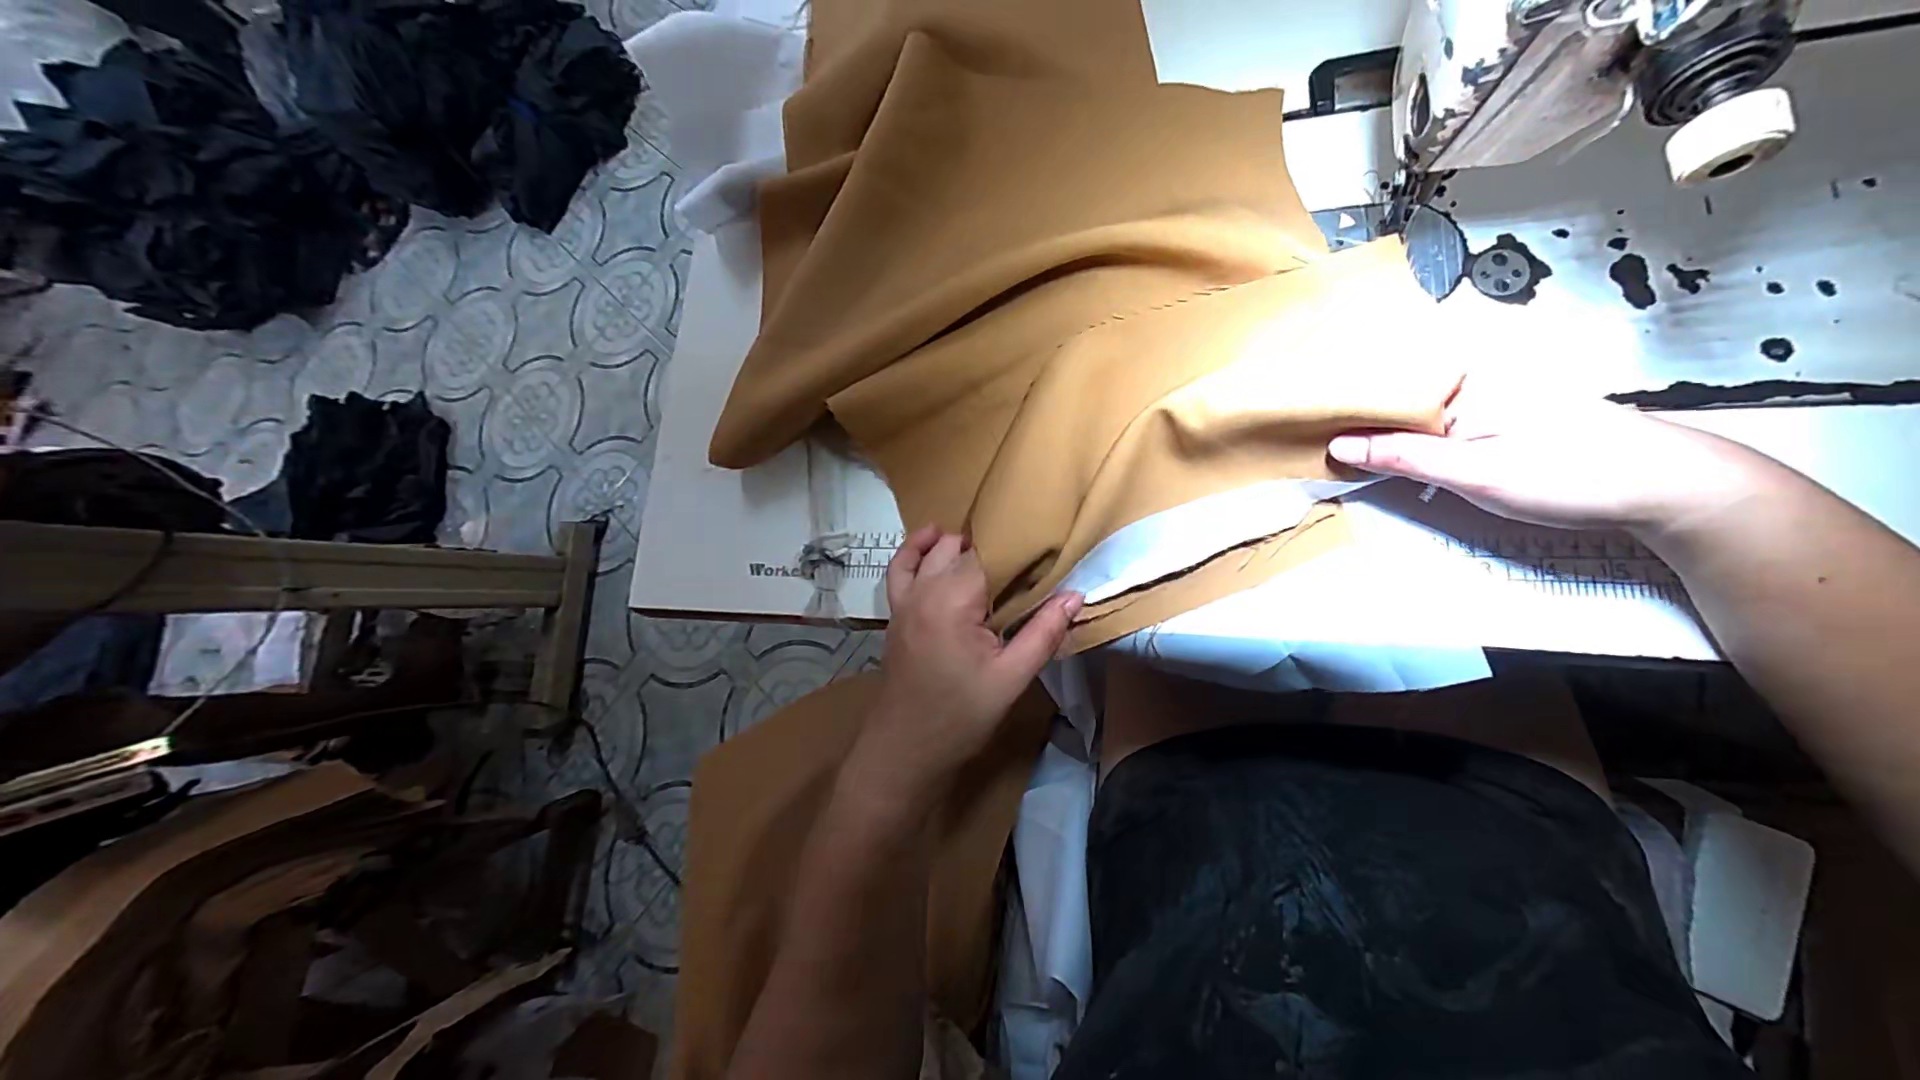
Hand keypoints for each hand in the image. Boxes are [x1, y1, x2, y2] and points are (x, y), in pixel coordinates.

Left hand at [846, 527, 1081, 813]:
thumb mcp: (1011, 679)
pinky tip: (933, 538)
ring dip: (961, 545)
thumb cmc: (960, 716)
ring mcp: (906, 599)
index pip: (991, 554)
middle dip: (997, 548)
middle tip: (1031, 558)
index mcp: (954, 601)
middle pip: (964, 550)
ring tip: (996, 549)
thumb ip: (1043, 633)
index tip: (1050, 552)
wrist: (905, 750)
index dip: (1021, 551)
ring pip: (933, 552)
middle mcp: (925, 590)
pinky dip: (915, 549)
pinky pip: (901, 568)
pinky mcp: (897, 611)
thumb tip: (1076, 595)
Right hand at [1326, 375, 1766, 536]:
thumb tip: (1338, 445)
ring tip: (1327, 433)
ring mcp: (1481, 394)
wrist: (1664, 486)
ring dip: (1372, 423)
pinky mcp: (1491, 414)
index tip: (1294, 408)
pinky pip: (1427, 417)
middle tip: (1301, 426)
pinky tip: (1378, 446)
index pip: (1381, 377)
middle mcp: (1470, 375)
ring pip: (1406, 405)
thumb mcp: (1474, 472)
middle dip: (1348, 409)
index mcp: (1464, 375)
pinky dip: (1399, 432)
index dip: (1335, 394)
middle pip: (1389, 389)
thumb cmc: (1571, 474)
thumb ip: (1402, 456)